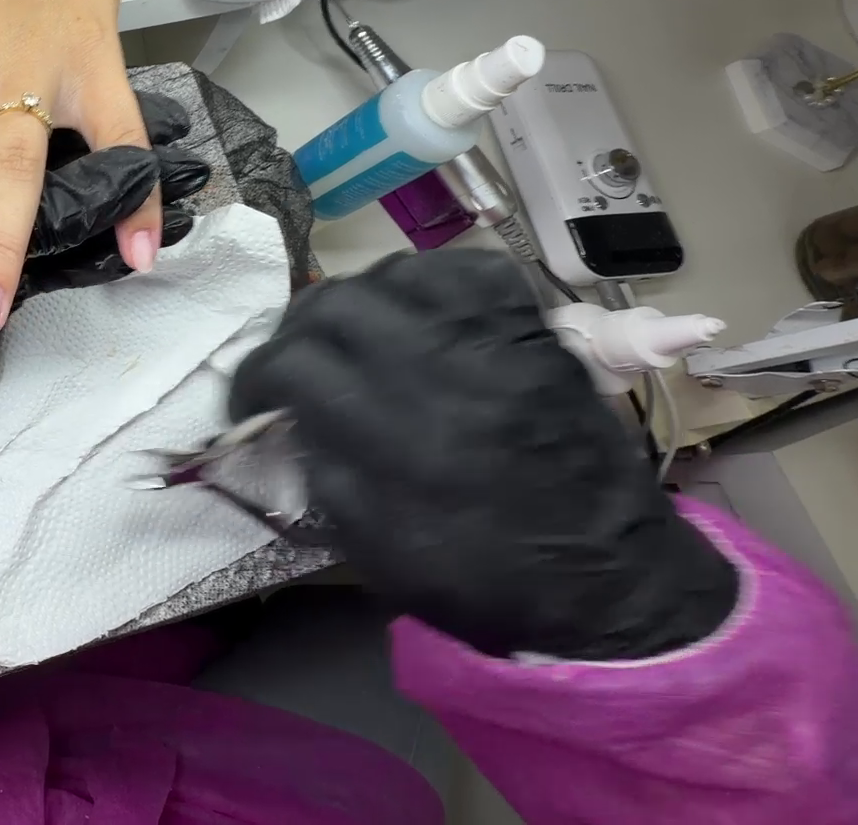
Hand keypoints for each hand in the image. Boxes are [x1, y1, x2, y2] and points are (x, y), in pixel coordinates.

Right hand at [229, 250, 738, 660]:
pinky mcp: (533, 336)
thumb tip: (284, 415)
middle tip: (294, 362)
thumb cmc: (476, 576)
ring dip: (355, 301)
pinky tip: (414, 310)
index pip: (287, 364)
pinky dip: (427, 281)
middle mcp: (437, 374)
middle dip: (293, 331)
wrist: (610, 588)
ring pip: (393, 275)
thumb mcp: (366, 542)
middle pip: (333, 304)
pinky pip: (471, 272)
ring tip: (349, 336)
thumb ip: (313, 465)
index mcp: (392, 436)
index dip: (252, 380)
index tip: (252, 403)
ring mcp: (492, 345)